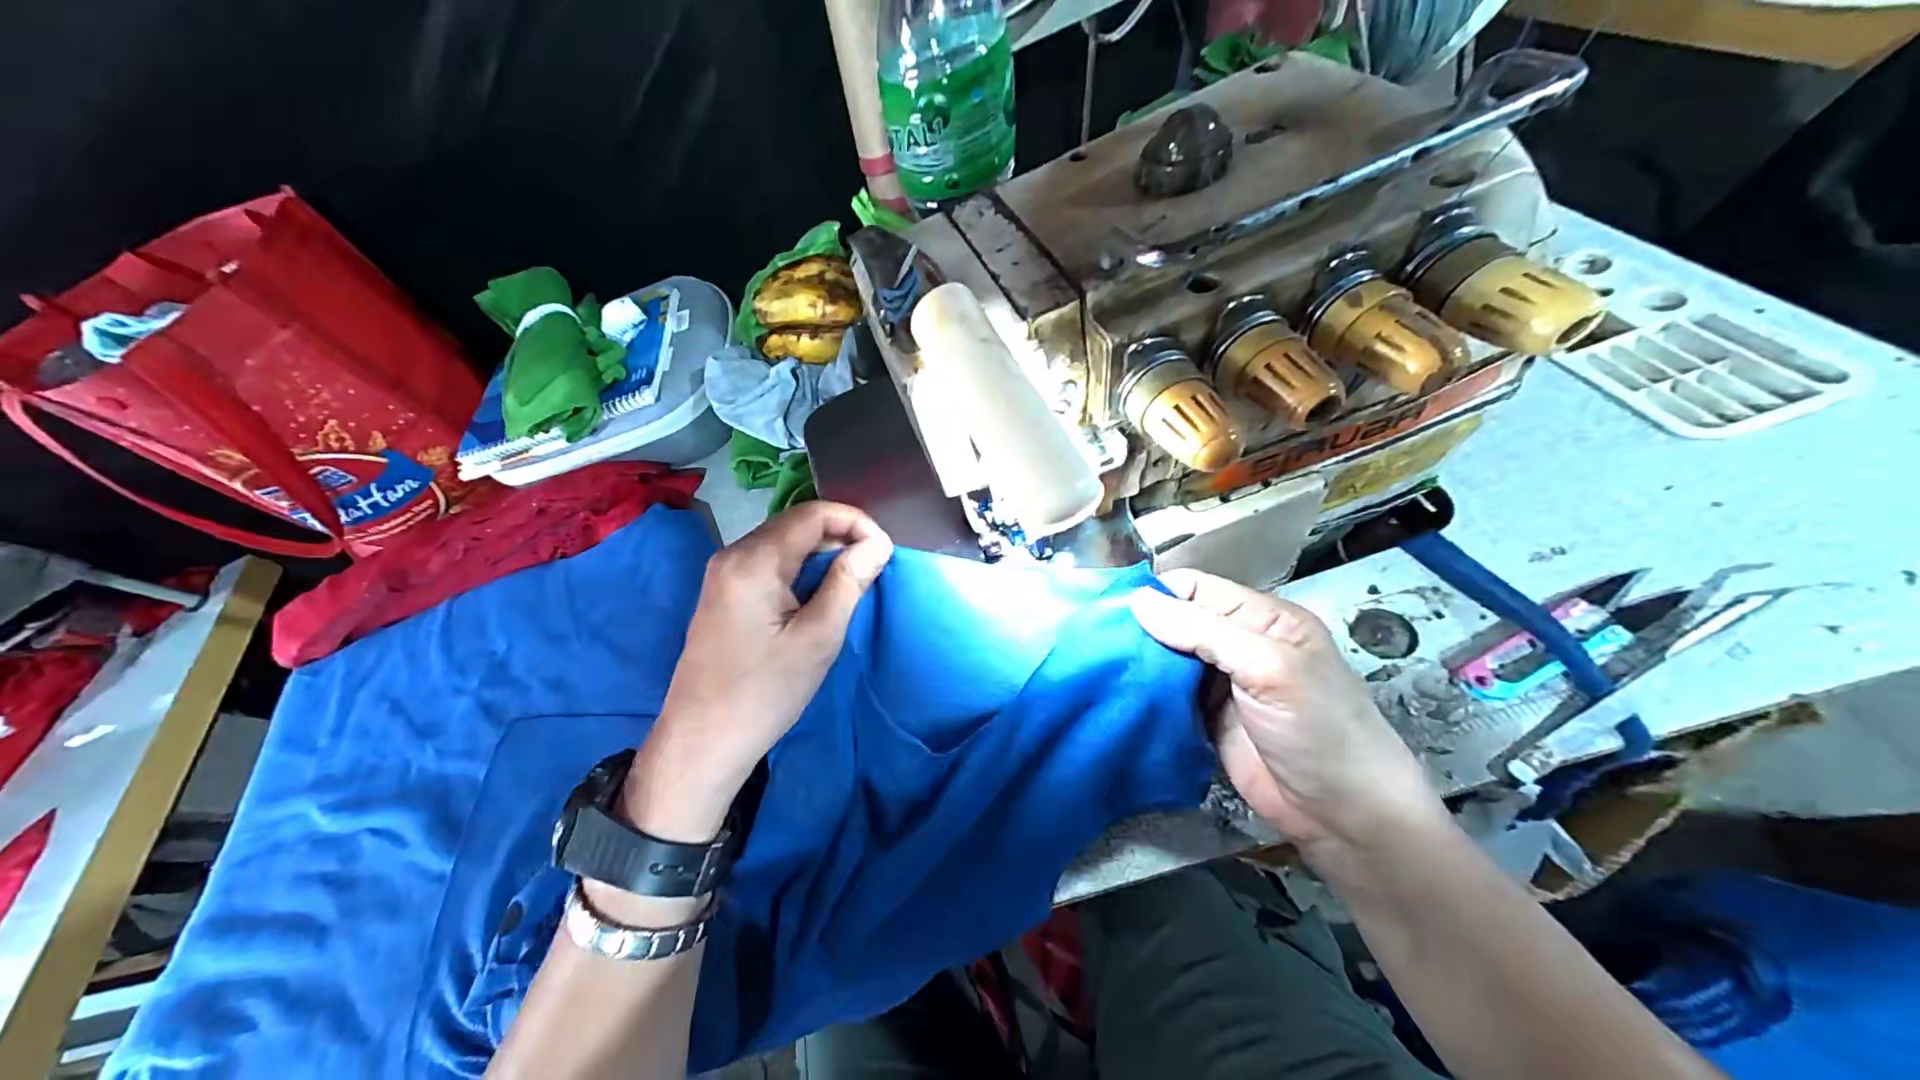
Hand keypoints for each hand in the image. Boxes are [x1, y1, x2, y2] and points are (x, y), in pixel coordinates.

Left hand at [622, 502, 893, 842]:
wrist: (703, 740)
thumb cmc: (765, 691)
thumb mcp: (818, 637)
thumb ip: (848, 582)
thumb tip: (877, 544)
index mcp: (754, 560)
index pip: (813, 514)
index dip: (856, 522)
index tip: (885, 552)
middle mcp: (733, 554)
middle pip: (796, 523)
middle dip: (841, 535)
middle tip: (874, 567)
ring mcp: (723, 573)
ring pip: (783, 542)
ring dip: (822, 552)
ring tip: (853, 580)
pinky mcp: (723, 592)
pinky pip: (768, 562)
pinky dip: (800, 568)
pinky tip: (818, 593)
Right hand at [1129, 569, 1448, 872]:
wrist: (1345, 818)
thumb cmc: (1320, 731)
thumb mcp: (1271, 668)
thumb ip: (1205, 632)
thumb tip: (1137, 602)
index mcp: (1263, 619)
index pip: (1197, 589)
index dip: (1158, 594)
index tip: (1112, 607)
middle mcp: (1239, 645)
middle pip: (1177, 621)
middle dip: (1140, 626)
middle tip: (1095, 637)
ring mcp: (1221, 685)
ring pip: (1167, 657)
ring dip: (1138, 659)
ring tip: (1097, 661)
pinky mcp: (1205, 720)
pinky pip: (1167, 695)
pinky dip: (1144, 692)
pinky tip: (1116, 690)